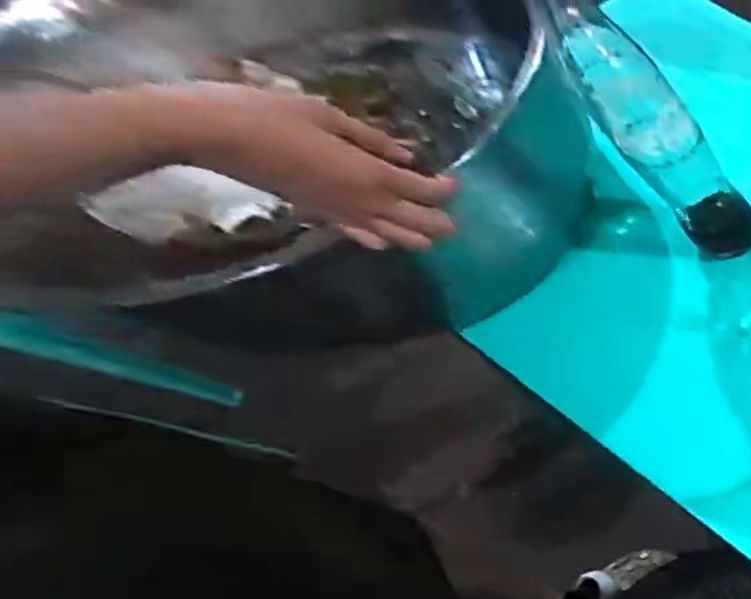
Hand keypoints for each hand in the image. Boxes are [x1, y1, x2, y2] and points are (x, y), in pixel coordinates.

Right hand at [149, 83, 457, 250]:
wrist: (209, 134)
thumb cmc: (265, 114)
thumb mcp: (323, 114)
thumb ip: (372, 139)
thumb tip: (408, 156)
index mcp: (375, 177)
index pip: (432, 194)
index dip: (448, 188)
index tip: (452, 178)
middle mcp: (373, 205)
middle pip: (432, 228)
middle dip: (445, 218)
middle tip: (438, 200)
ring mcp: (353, 218)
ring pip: (409, 242)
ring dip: (423, 233)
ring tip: (419, 213)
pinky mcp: (331, 222)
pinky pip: (374, 241)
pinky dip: (389, 238)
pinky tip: (386, 224)